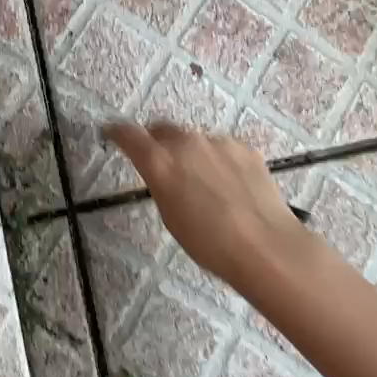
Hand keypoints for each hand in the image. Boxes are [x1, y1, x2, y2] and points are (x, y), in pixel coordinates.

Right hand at [103, 123, 307, 290]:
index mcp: (160, 162)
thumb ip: (162, 184)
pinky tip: (230, 185)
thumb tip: (166, 172)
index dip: (117, 132)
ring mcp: (218, 142)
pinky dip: (218, 160)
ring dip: (191, 153)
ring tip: (203, 183)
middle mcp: (186, 143)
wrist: (264, 246)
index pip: (128, 135)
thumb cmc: (209, 243)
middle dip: (157, 142)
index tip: (111, 132)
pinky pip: (222, 148)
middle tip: (161, 163)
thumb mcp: (171, 216)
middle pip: (162, 130)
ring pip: (194, 140)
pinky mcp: (244, 148)